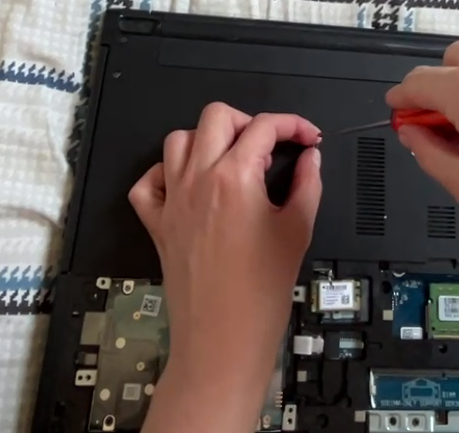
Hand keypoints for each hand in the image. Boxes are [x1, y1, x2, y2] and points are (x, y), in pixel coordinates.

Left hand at [130, 104, 321, 432]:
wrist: (223, 343)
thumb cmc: (262, 292)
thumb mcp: (298, 230)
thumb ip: (308, 183)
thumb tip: (310, 157)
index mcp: (235, 176)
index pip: (263, 126)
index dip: (292, 125)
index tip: (308, 137)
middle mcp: (198, 179)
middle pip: (216, 116)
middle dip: (248, 122)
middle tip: (270, 145)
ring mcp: (173, 200)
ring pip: (178, 139)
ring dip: (206, 140)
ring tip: (232, 159)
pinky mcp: (157, 224)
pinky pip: (148, 182)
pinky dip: (165, 173)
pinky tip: (190, 184)